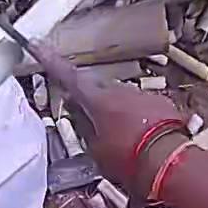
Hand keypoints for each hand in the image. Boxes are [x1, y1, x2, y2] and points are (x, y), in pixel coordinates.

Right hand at [30, 42, 185, 187]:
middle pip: (98, 89)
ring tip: (121, 139)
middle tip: (89, 119)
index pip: (68, 76)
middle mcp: (119, 90)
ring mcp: (142, 94)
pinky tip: (141, 137)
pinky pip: (142, 106)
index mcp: (98, 101)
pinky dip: (137, 117)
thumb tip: (77, 111)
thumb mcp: (96, 151)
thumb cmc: (127, 161)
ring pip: (121, 98)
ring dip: (117, 112)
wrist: (171, 163)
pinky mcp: (161, 102)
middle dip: (91, 100)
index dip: (50, 61)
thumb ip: (85, 127)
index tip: (36, 44)